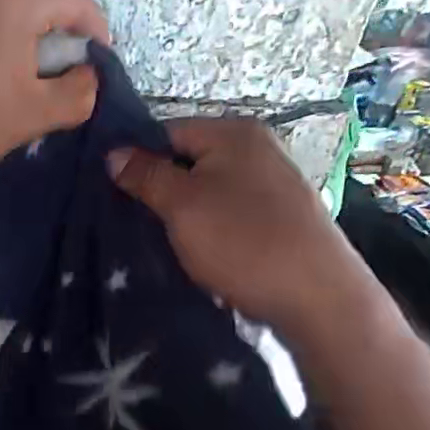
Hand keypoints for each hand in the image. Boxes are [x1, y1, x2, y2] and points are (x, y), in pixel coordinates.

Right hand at [106, 118, 376, 331]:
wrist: (317, 297)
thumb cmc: (242, 241)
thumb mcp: (181, 205)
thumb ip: (145, 174)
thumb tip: (114, 153)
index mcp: (233, 133)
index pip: (165, 132)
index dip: (135, 160)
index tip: (112, 193)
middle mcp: (256, 148)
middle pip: (187, 160)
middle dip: (157, 188)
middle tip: (130, 220)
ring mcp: (271, 182)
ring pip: (206, 189)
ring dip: (180, 212)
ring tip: (158, 238)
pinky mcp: (278, 215)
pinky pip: (227, 210)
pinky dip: (207, 226)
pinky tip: (195, 250)